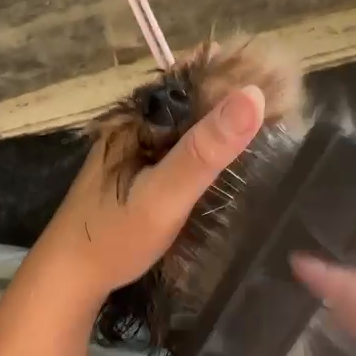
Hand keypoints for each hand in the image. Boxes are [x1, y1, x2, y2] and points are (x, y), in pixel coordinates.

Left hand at [30, 85, 265, 296]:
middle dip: (235, 101)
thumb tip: (252, 95)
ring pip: (188, 125)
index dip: (238, 76)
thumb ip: (204, 152)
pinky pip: (179, 150)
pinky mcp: (136, 174)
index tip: (282, 88)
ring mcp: (134, 150)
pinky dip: (206, 152)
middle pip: (193, 98)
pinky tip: (230, 168)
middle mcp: (134, 125)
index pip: (195, 76)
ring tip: (271, 138)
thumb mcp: (163, 195)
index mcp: (138, 118)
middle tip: (286, 117)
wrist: (68, 278)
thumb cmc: (113, 237)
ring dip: (222, 127)